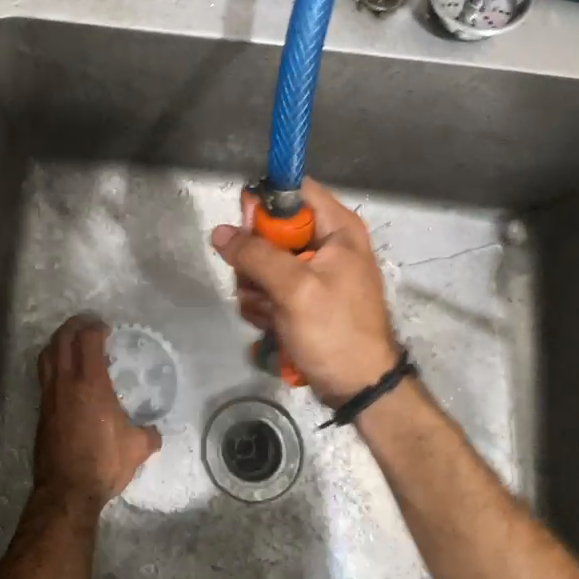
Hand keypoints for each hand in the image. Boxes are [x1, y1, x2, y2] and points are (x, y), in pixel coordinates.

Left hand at [32, 315, 161, 513]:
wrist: (66, 490)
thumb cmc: (103, 462)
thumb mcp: (137, 448)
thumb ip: (149, 434)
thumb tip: (154, 431)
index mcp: (91, 384)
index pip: (87, 340)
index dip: (95, 327)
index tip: (105, 328)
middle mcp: (66, 383)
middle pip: (61, 339)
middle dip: (73, 325)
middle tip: (87, 324)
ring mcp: (49, 396)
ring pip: (46, 355)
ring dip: (57, 342)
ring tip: (70, 342)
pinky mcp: (41, 411)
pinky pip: (44, 376)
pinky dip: (52, 364)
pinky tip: (64, 375)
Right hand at [210, 178, 401, 405]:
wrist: (358, 387)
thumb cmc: (335, 331)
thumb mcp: (294, 289)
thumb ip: (255, 255)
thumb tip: (220, 232)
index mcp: (337, 228)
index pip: (294, 191)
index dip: (265, 203)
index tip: (245, 227)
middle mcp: (326, 243)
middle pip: (270, 228)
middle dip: (254, 257)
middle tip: (257, 282)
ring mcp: (312, 272)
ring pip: (262, 260)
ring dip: (255, 287)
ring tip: (268, 311)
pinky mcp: (301, 297)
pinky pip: (266, 287)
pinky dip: (262, 304)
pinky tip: (270, 322)